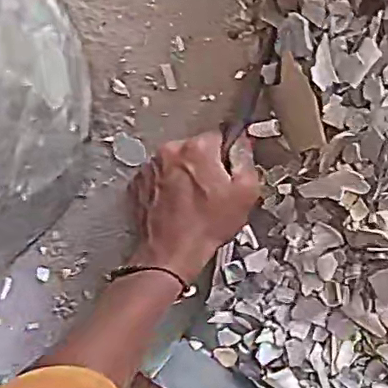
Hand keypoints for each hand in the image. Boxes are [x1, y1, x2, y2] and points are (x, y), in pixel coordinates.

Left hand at [127, 131, 261, 282]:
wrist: (171, 253)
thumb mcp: (245, 193)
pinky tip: (181, 205)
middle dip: (208, 165)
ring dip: (188, 175)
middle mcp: (170, 152)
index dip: (231, 153)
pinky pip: (161, 176)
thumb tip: (243, 146)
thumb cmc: (205, 227)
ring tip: (197, 201)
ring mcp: (152, 168)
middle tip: (216, 191)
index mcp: (198, 149)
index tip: (232, 167)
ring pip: (179, 162)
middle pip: (198, 147)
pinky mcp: (139, 184)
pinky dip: (170, 187)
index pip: (222, 134)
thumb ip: (247, 160)